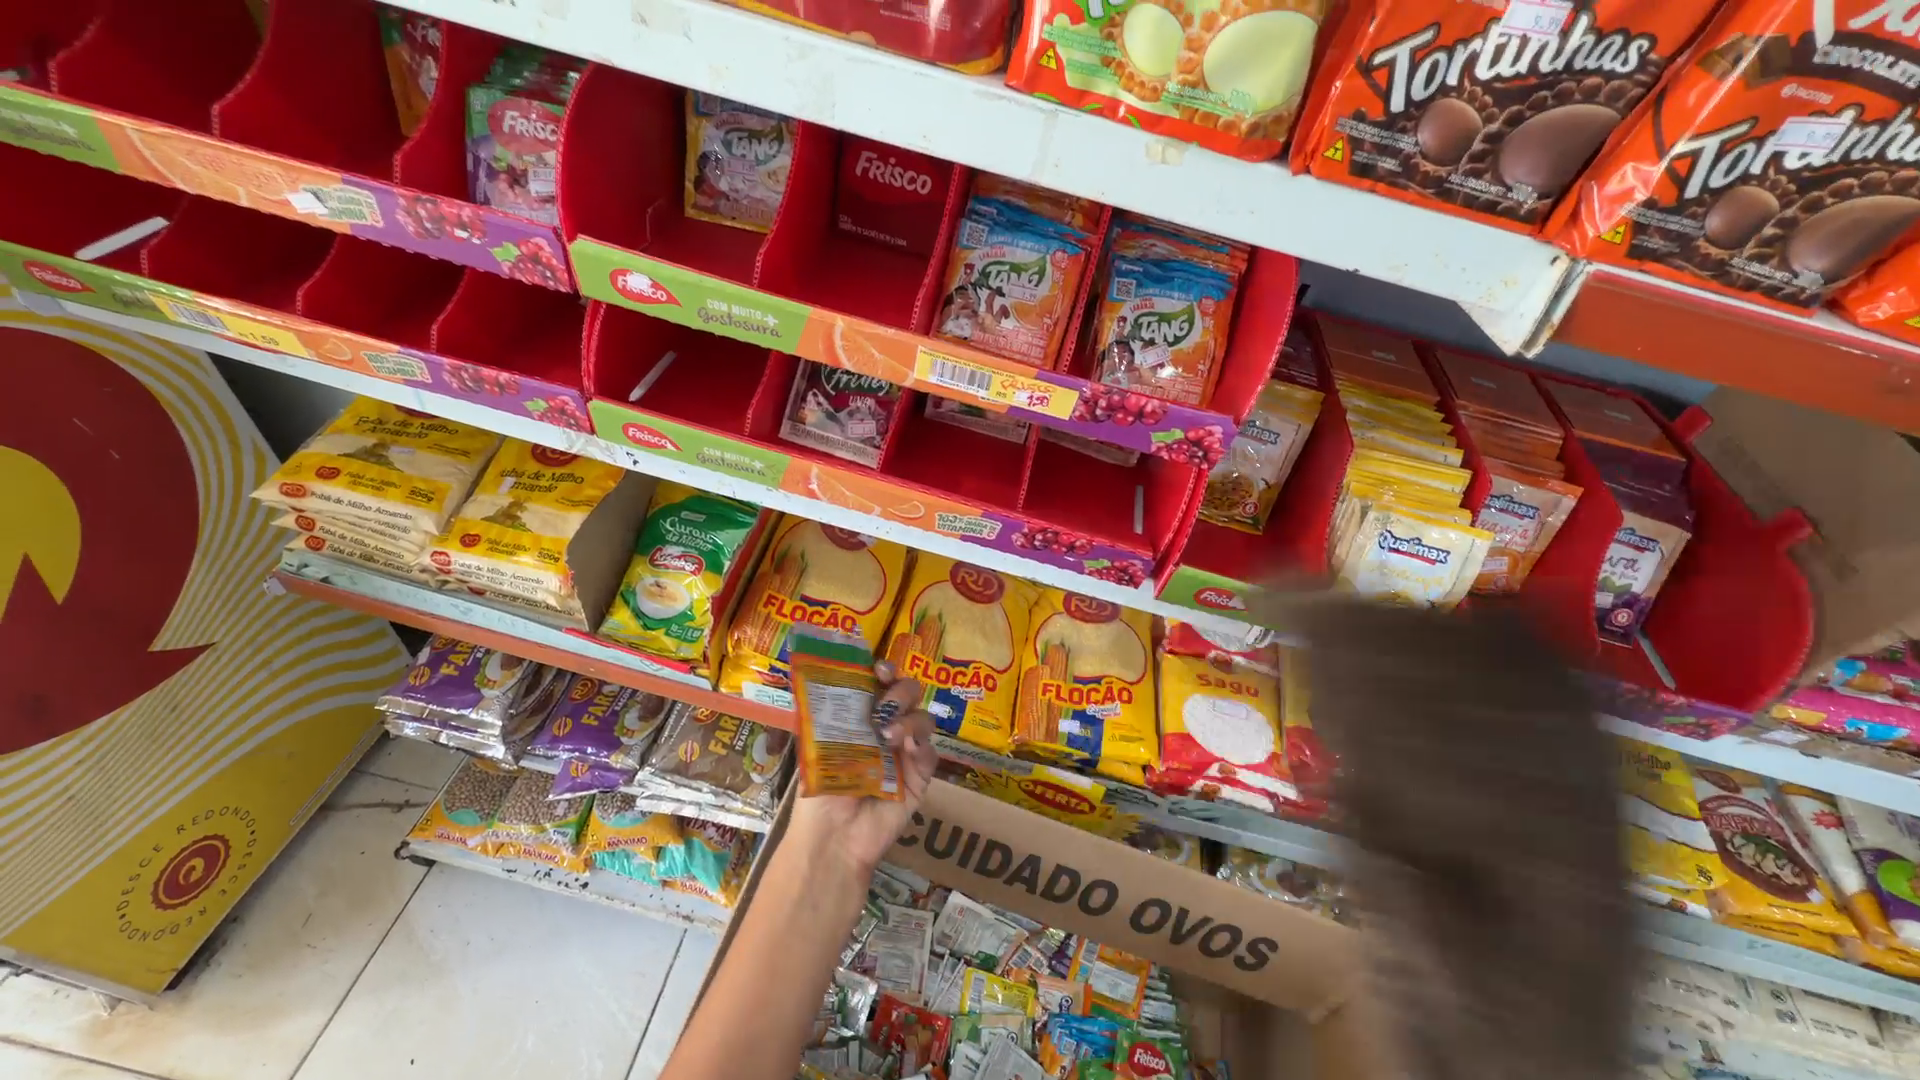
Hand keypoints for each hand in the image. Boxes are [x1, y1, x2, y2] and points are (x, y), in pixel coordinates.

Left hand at [790, 661, 938, 879]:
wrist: (833, 837)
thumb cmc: (819, 791)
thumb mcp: (818, 747)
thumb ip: (829, 714)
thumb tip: (824, 675)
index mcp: (861, 719)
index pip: (879, 685)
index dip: (884, 671)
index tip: (880, 668)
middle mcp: (886, 731)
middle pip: (908, 695)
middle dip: (901, 690)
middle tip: (886, 704)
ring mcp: (905, 754)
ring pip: (924, 719)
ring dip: (910, 719)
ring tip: (890, 734)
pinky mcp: (920, 778)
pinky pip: (930, 754)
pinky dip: (922, 745)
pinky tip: (908, 747)